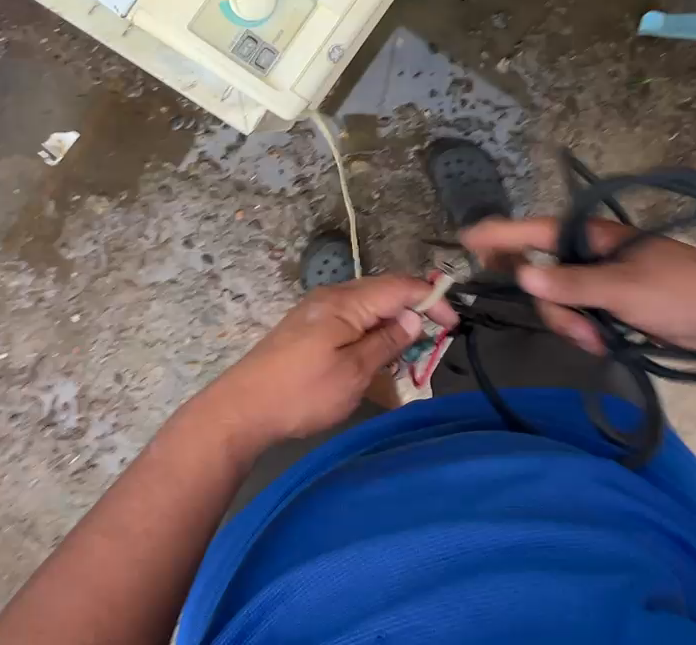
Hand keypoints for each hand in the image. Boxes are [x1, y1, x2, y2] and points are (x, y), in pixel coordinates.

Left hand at [192, 277, 458, 449]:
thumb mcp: (354, 372)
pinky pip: (350, 317)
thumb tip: (413, 317)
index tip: (453, 324)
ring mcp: (316, 310)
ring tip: (411, 350)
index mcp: (345, 301)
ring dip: (392, 322)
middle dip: (414, 309)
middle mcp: (331, 296)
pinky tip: (377, 352)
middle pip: (383, 291)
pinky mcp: (307, 327)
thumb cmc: (302, 393)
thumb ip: (386, 341)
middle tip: (437, 338)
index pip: (399, 286)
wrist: (242, 409)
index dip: (430, 299)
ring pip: (367, 305)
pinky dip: (371, 330)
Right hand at [460, 218, 695, 358]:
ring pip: (560, 300)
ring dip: (571, 324)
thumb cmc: (680, 292)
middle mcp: (594, 254)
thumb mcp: (622, 288)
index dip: (501, 235)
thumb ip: (570, 284)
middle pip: (545, 274)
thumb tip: (523, 275)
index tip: (466, 238)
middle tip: (576, 330)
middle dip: (553, 306)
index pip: (536, 231)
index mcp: (594, 236)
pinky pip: (579, 314)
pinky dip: (584, 330)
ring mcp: (603, 280)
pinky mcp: (614, 304)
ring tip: (598, 342)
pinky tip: (602, 343)